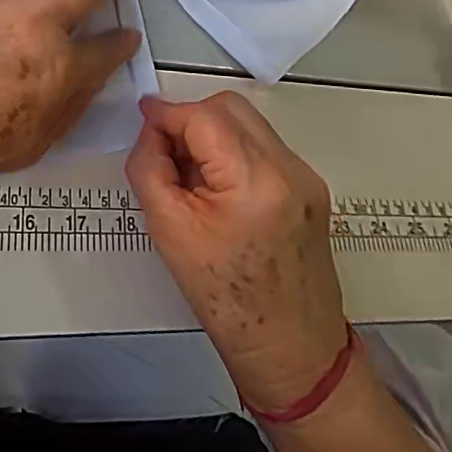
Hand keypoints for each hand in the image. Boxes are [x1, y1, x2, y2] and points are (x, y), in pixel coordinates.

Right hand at [125, 92, 348, 410]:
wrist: (287, 344)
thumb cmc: (221, 292)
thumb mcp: (166, 226)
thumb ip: (150, 166)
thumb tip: (153, 131)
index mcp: (255, 179)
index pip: (202, 116)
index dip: (165, 113)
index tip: (141, 119)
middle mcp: (289, 168)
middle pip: (229, 107)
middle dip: (189, 117)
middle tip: (164, 150)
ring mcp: (306, 177)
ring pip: (246, 123)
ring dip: (209, 133)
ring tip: (189, 174)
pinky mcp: (309, 188)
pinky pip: (260, 146)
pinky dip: (229, 150)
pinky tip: (215, 188)